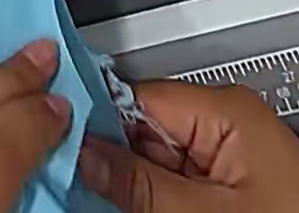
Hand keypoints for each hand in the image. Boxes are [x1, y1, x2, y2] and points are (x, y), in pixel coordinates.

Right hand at [76, 81, 298, 212]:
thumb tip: (81, 151)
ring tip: (113, 199)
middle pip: (142, 126)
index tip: (65, 146)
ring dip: (134, 182)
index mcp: (225, 108)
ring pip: (155, 156)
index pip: (133, 96)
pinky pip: (177, 178)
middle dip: (115, 158)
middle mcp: (225, 120)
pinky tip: (139, 206)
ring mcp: (229, 153)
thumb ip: (142, 183)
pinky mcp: (233, 182)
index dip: (96, 123)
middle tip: (85, 184)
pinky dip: (157, 196)